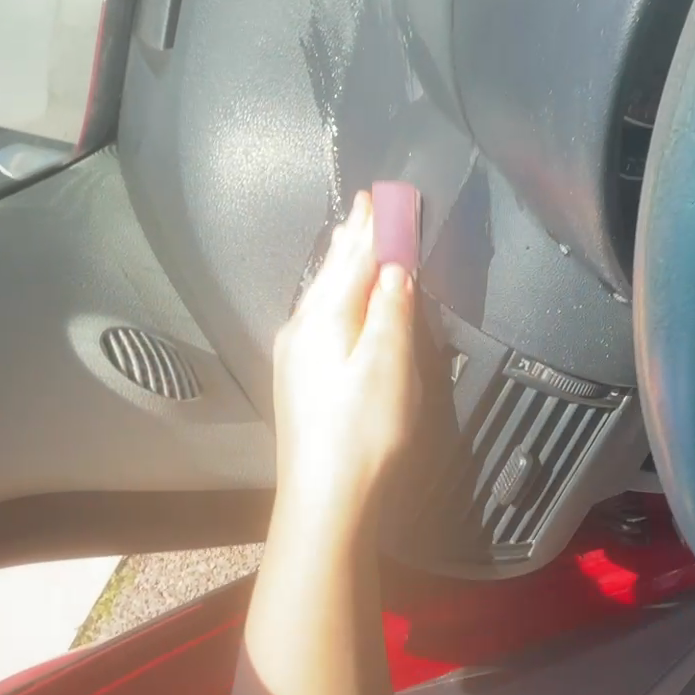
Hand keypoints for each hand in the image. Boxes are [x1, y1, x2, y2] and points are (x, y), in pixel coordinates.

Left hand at [271, 191, 425, 531]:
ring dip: (344, 264)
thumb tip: (397, 268)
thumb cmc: (365, 431)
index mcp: (325, 321)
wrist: (327, 498)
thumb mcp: (390, 368)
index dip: (372, 228)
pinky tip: (342, 296)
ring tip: (356, 240)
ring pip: (325, 293)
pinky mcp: (302, 376)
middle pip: (333, 273)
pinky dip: (339, 292)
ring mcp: (297, 354)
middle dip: (353, 240)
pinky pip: (322, 314)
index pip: (353, 260)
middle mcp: (302, 329)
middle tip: (368, 207)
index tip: (381, 196)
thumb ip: (393, 313)